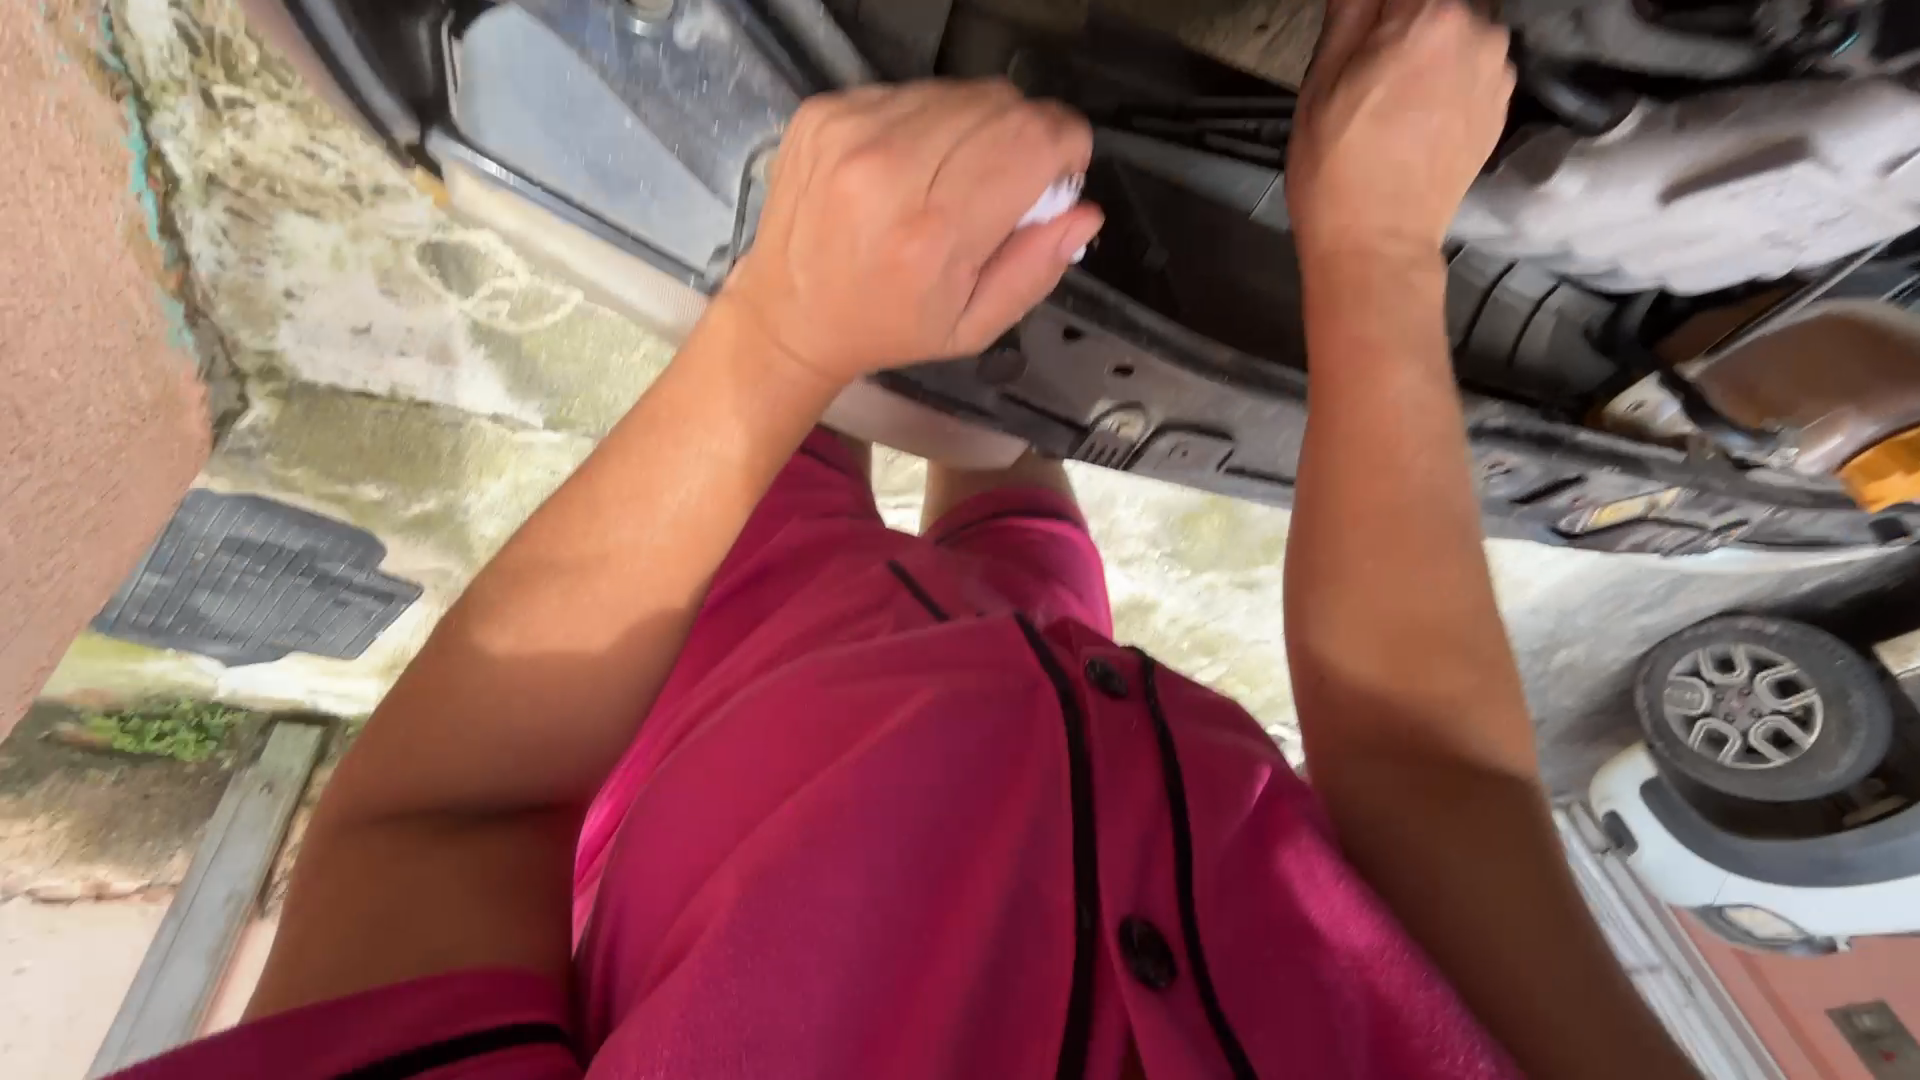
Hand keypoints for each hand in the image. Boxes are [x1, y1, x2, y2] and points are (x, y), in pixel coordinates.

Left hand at [718, 80, 1101, 385]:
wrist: (790, 315)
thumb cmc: (887, 329)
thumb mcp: (971, 328)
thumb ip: (1034, 271)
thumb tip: (1085, 214)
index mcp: (936, 230)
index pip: (1034, 139)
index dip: (1065, 148)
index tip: (1057, 176)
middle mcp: (892, 166)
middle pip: (1003, 105)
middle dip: (1024, 138)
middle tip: (1003, 188)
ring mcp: (852, 128)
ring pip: (959, 90)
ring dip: (975, 129)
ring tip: (950, 182)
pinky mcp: (826, 109)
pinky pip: (911, 90)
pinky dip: (927, 123)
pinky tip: (908, 169)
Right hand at [1286, 0, 1512, 266]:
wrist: (1378, 244)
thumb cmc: (1335, 171)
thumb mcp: (1318, 89)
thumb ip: (1347, 18)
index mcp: (1428, 14)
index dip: (1372, 13)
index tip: (1355, 34)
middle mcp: (1477, 28)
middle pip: (1433, 7)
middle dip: (1401, 28)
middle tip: (1365, 76)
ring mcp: (1496, 69)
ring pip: (1456, 38)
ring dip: (1427, 54)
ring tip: (1390, 105)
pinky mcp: (1499, 107)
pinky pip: (1471, 72)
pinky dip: (1446, 83)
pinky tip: (1414, 123)